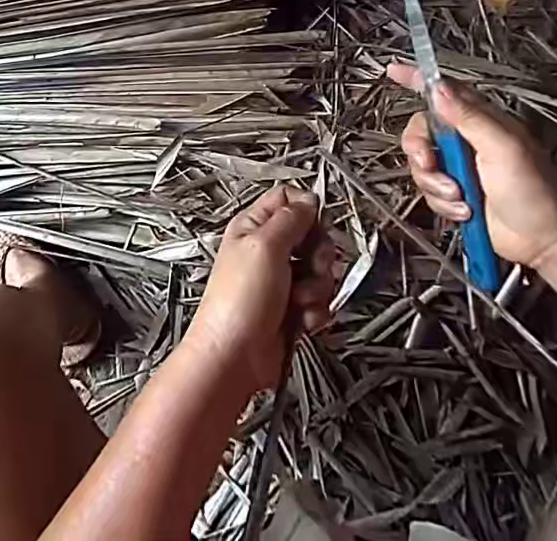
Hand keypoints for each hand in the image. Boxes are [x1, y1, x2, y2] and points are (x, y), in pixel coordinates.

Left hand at [182, 186, 341, 392]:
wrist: (236, 357)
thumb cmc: (237, 302)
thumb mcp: (265, 246)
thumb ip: (291, 218)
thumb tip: (309, 200)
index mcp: (254, 226)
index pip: (289, 200)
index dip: (307, 211)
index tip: (313, 227)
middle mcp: (267, 250)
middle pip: (312, 236)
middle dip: (319, 254)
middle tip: (309, 266)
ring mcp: (281, 280)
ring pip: (320, 270)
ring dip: (317, 287)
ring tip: (298, 298)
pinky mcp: (292, 307)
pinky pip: (320, 300)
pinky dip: (315, 311)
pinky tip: (301, 318)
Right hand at [387, 62, 556, 267]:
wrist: (544, 242)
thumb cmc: (537, 194)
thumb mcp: (504, 148)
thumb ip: (470, 118)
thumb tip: (439, 90)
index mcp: (482, 120)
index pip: (444, 90)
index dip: (418, 79)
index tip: (395, 71)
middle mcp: (467, 139)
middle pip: (421, 130)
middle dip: (419, 149)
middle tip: (430, 164)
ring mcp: (460, 167)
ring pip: (421, 164)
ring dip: (435, 184)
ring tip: (460, 195)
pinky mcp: (455, 192)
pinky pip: (428, 191)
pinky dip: (442, 203)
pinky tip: (465, 210)